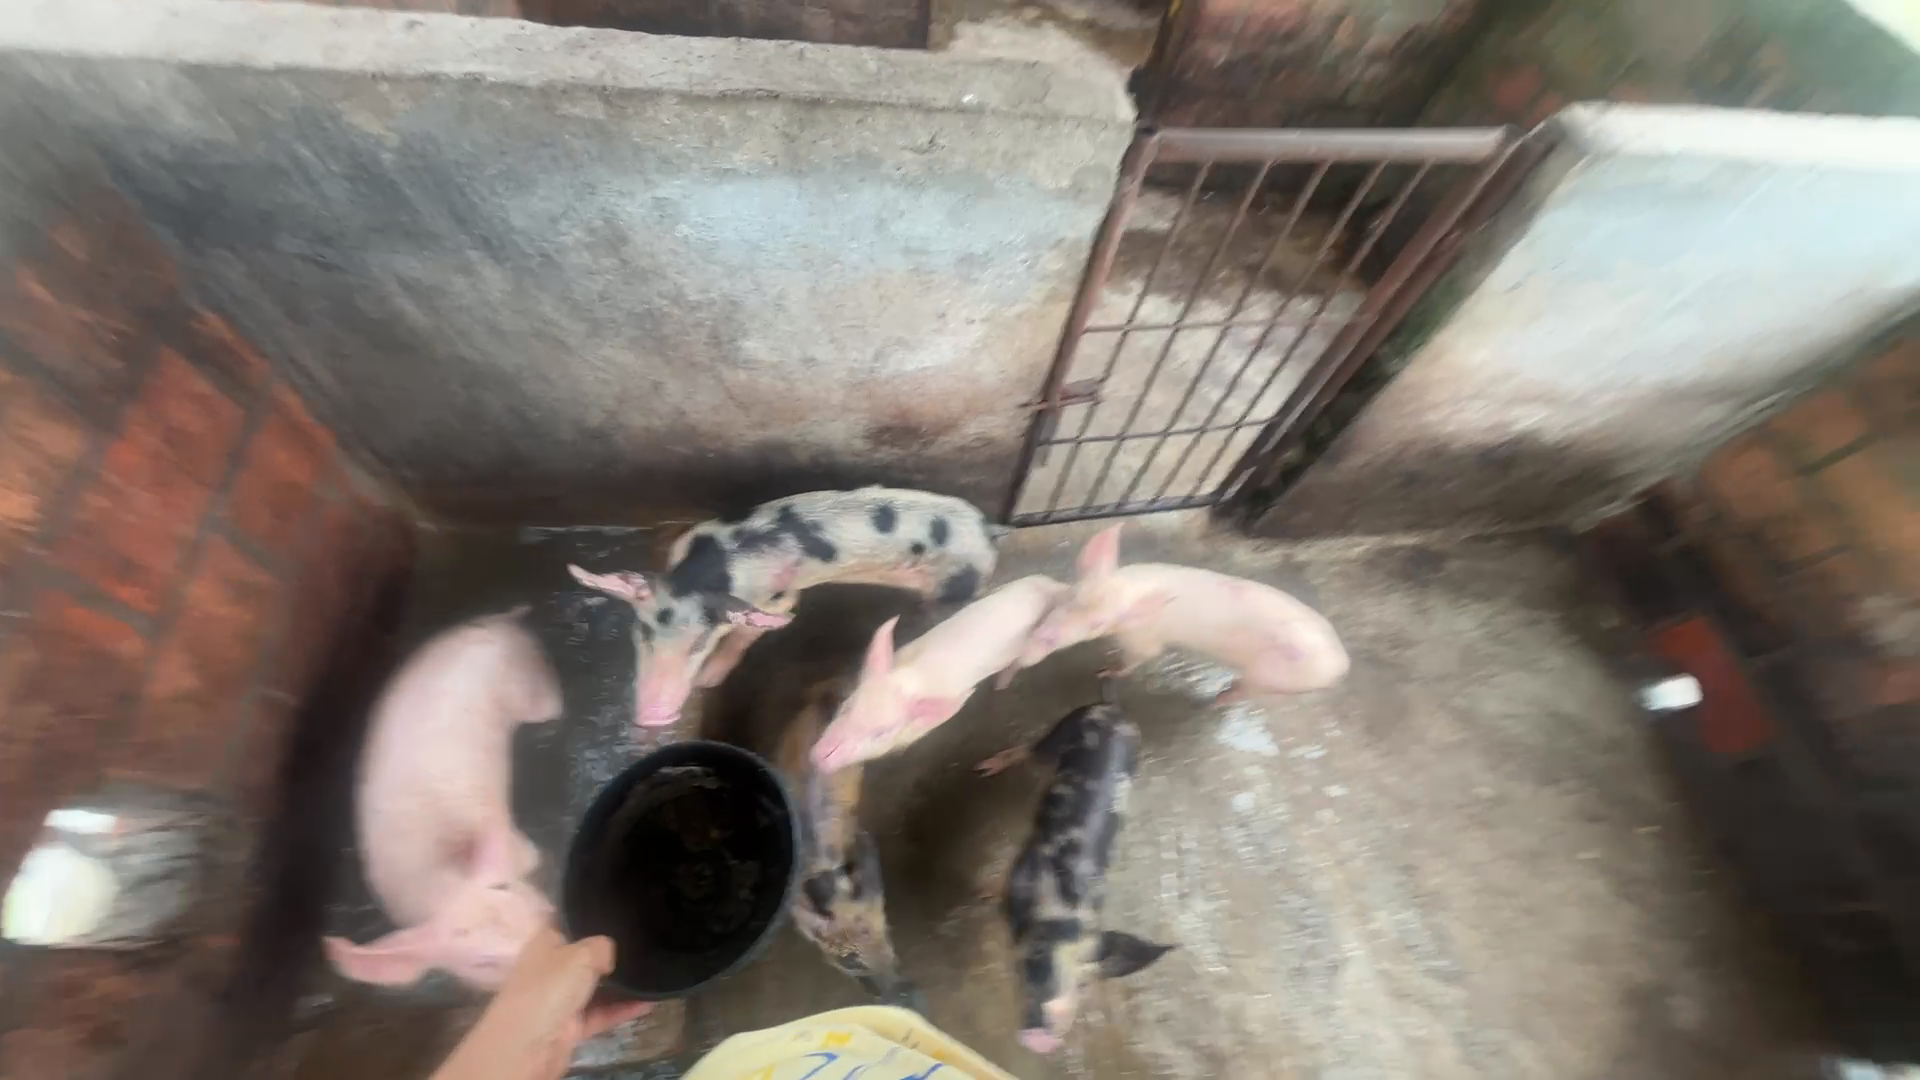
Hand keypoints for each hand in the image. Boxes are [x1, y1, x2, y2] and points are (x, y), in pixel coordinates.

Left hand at [433, 929, 652, 1079]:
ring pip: (597, 984)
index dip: (593, 910)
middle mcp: (553, 966)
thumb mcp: (583, 952)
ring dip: (622, 980)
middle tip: (647, 932)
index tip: (623, 902)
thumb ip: (604, 945)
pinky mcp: (570, 1025)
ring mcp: (561, 998)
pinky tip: (651, 999)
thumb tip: (612, 955)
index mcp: (547, 941)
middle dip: (613, 946)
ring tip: (654, 964)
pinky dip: (624, 1007)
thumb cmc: (549, 987)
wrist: (524, 1050)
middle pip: (587, 952)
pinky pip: (603, 1011)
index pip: (571, 918)